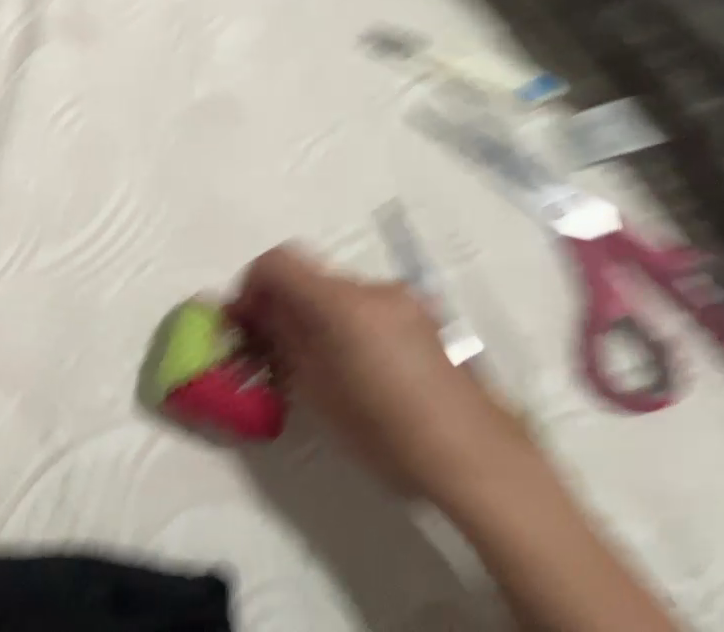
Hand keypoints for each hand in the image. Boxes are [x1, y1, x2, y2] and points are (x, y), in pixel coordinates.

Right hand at [230, 245, 536, 503]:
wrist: (478, 460)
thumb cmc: (384, 429)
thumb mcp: (316, 389)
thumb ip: (282, 341)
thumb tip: (258, 317)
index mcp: (339, 302)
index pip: (275, 262)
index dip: (250, 286)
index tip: (245, 323)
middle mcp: (372, 289)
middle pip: (308, 278)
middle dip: (283, 305)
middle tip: (272, 348)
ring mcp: (406, 303)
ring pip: (338, 295)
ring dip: (316, 316)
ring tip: (315, 365)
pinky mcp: (427, 322)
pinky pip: (369, 310)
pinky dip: (347, 326)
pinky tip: (355, 370)